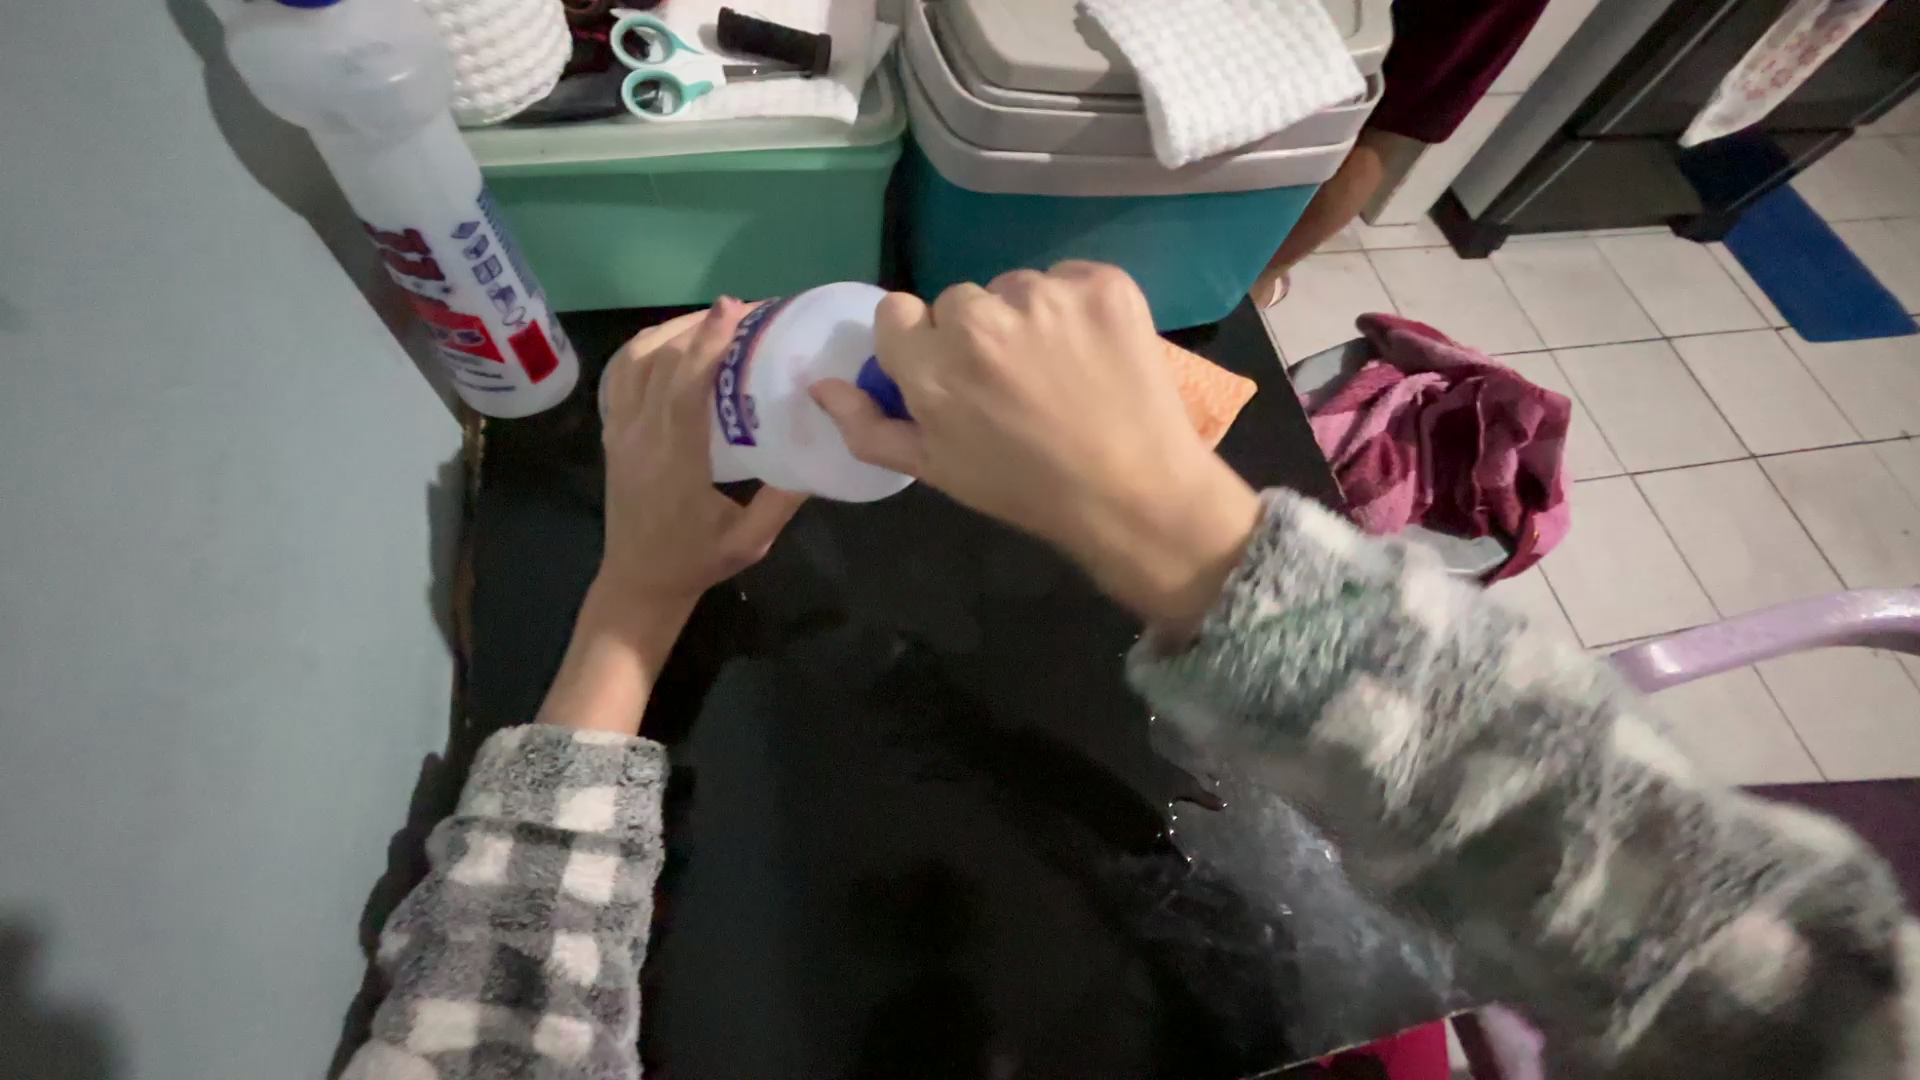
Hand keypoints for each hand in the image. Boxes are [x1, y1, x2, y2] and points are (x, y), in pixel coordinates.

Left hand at [599, 299, 806, 608]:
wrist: (639, 582)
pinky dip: (643, 349)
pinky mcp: (612, 435)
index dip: (709, 343)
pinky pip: (620, 377)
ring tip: (710, 320)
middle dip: (698, 327)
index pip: (686, 386)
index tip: (735, 310)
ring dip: (671, 332)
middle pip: (661, 361)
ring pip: (634, 362)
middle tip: (741, 311)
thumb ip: (782, 500)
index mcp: (675, 461)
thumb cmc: (697, 562)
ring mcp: (619, 433)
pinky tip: (671, 343)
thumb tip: (820, 455)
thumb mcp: (751, 541)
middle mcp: (640, 437)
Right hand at [810, 263, 1258, 630]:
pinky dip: (1075, 310)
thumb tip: (821, 385)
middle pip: (957, 301)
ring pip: (1014, 289)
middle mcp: (981, 318)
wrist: (1134, 493)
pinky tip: (1093, 355)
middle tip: (1012, 386)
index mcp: (932, 366)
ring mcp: (1046, 295)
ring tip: (1059, 374)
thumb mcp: (936, 471)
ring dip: (1026, 321)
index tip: (952, 374)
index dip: (922, 343)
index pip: (897, 311)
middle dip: (974, 335)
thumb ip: (869, 427)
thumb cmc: (1025, 490)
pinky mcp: (1102, 284)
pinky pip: (1068, 280)